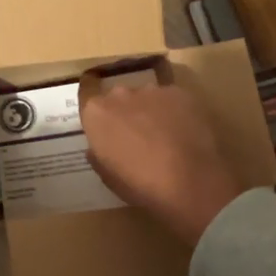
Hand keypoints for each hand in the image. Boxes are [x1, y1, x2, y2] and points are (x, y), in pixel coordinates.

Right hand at [81, 83, 245, 244]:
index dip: (96, 105)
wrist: (190, 181)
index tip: (103, 117)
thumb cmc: (141, 184)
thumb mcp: (109, 176)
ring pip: (146, 97)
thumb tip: (99, 146)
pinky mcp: (179, 93)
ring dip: (150, 111)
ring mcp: (151, 90)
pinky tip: (184, 133)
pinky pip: (171, 100)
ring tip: (164, 136)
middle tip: (136, 135)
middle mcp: (120, 94)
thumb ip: (99, 154)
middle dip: (124, 112)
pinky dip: (174, 112)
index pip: (86, 92)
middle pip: (118, 97)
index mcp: (96, 113)